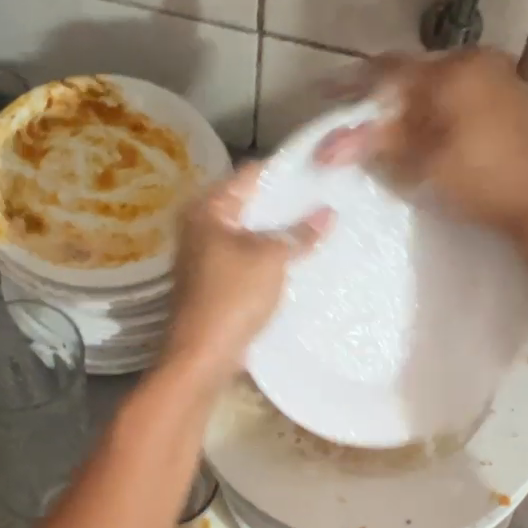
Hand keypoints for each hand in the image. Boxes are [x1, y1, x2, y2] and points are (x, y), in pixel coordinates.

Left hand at [164, 162, 331, 379]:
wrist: (202, 356)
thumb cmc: (232, 297)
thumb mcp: (271, 259)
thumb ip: (299, 233)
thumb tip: (328, 212)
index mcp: (207, 209)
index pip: (250, 175)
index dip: (285, 173)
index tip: (319, 172)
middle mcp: (200, 227)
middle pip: (249, 206)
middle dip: (284, 206)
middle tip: (325, 201)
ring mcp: (205, 257)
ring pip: (250, 235)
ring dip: (278, 235)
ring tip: (318, 228)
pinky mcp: (214, 284)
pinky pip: (247, 261)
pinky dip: (268, 259)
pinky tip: (297, 261)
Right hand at [318, 49, 527, 238]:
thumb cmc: (482, 181)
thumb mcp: (423, 167)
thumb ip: (380, 146)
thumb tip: (334, 143)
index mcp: (451, 71)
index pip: (390, 71)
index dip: (357, 86)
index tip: (332, 97)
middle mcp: (476, 61)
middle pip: (416, 74)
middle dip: (388, 96)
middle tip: (364, 120)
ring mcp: (500, 75)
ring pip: (442, 84)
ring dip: (416, 104)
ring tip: (397, 132)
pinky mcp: (514, 96)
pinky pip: (465, 94)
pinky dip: (443, 109)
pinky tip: (435, 133)